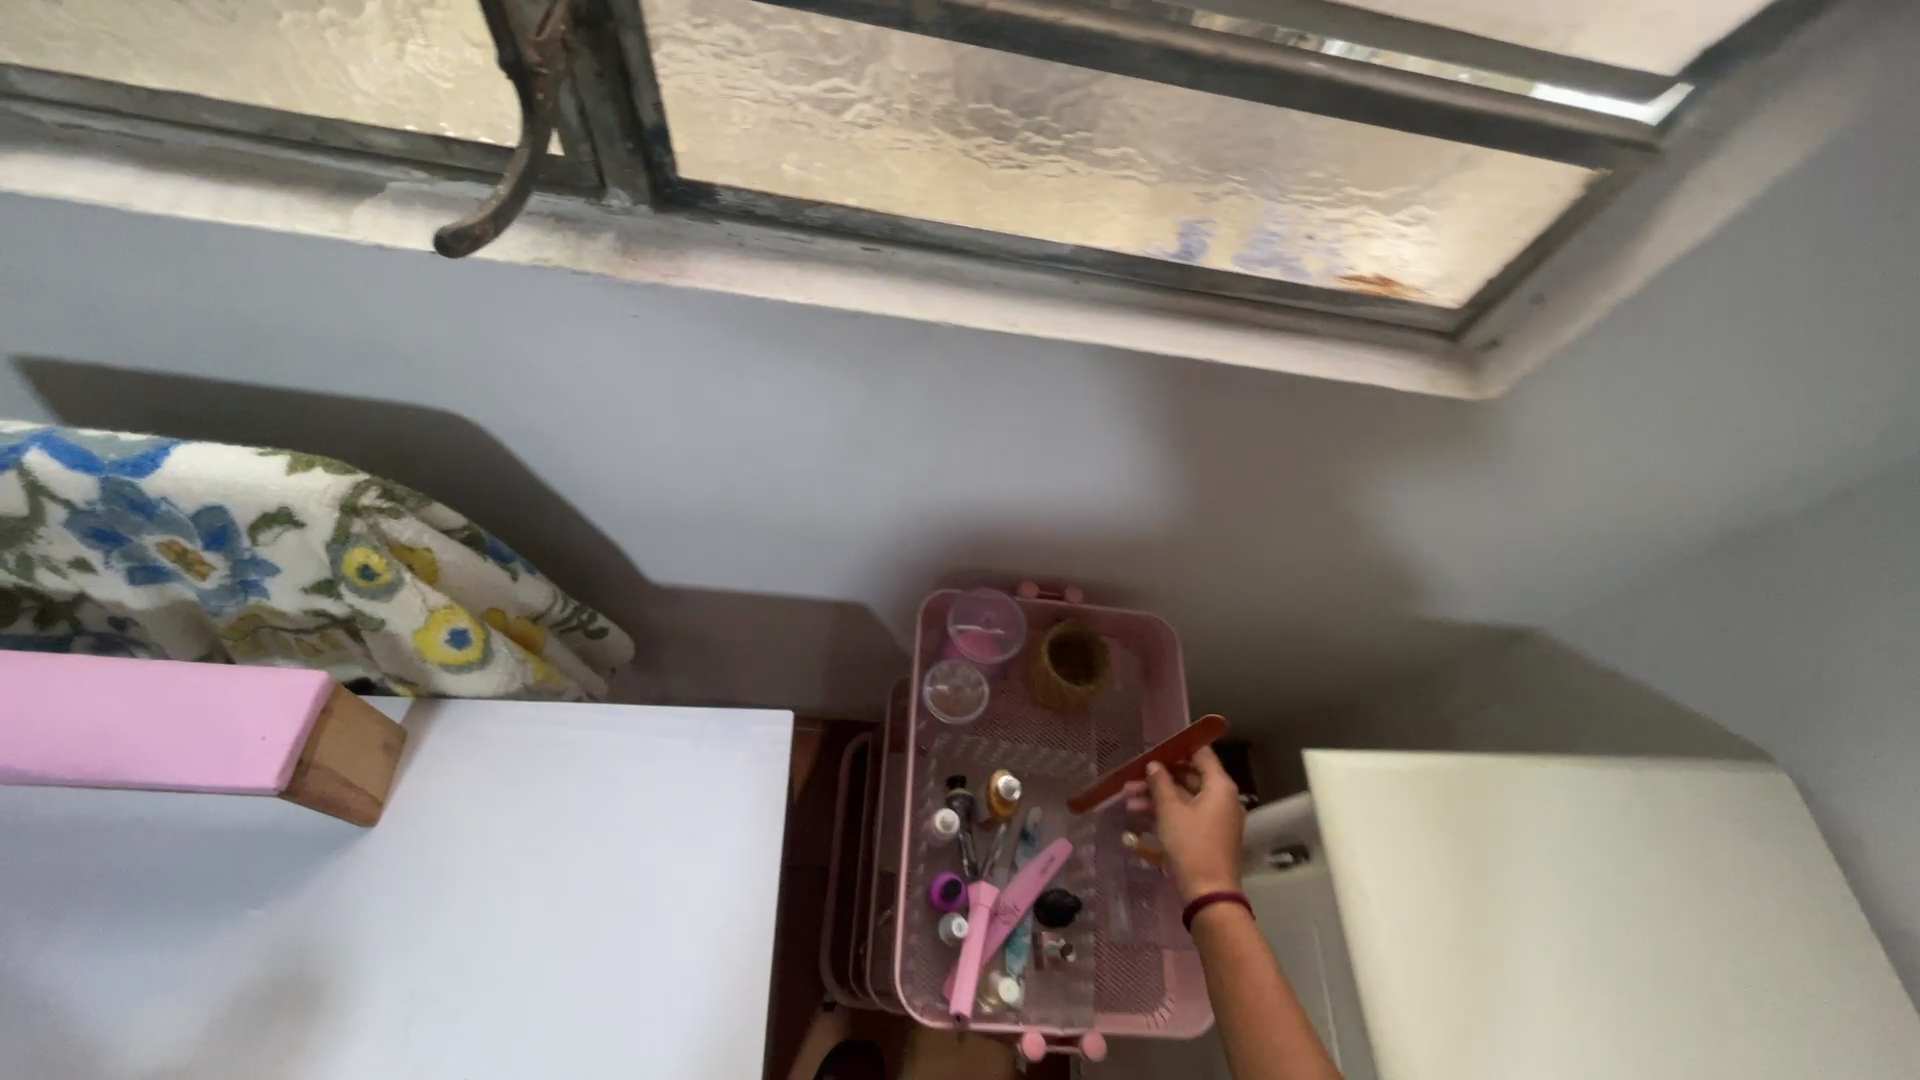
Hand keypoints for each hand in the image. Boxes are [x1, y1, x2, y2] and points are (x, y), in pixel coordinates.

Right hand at [1144, 746, 1245, 902]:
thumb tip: (1154, 764)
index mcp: (1220, 786)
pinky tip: (1138, 813)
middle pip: (1189, 776)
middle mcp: (1222, 798)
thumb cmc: (1191, 846)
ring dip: (1157, 795)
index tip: (1154, 747)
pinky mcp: (1208, 834)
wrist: (1208, 893)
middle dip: (1158, 776)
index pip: (1201, 754)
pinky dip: (1165, 810)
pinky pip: (1186, 813)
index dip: (1178, 748)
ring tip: (1127, 797)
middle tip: (1132, 777)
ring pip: (1184, 796)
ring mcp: (1216, 817)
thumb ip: (1160, 783)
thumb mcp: (1170, 811)